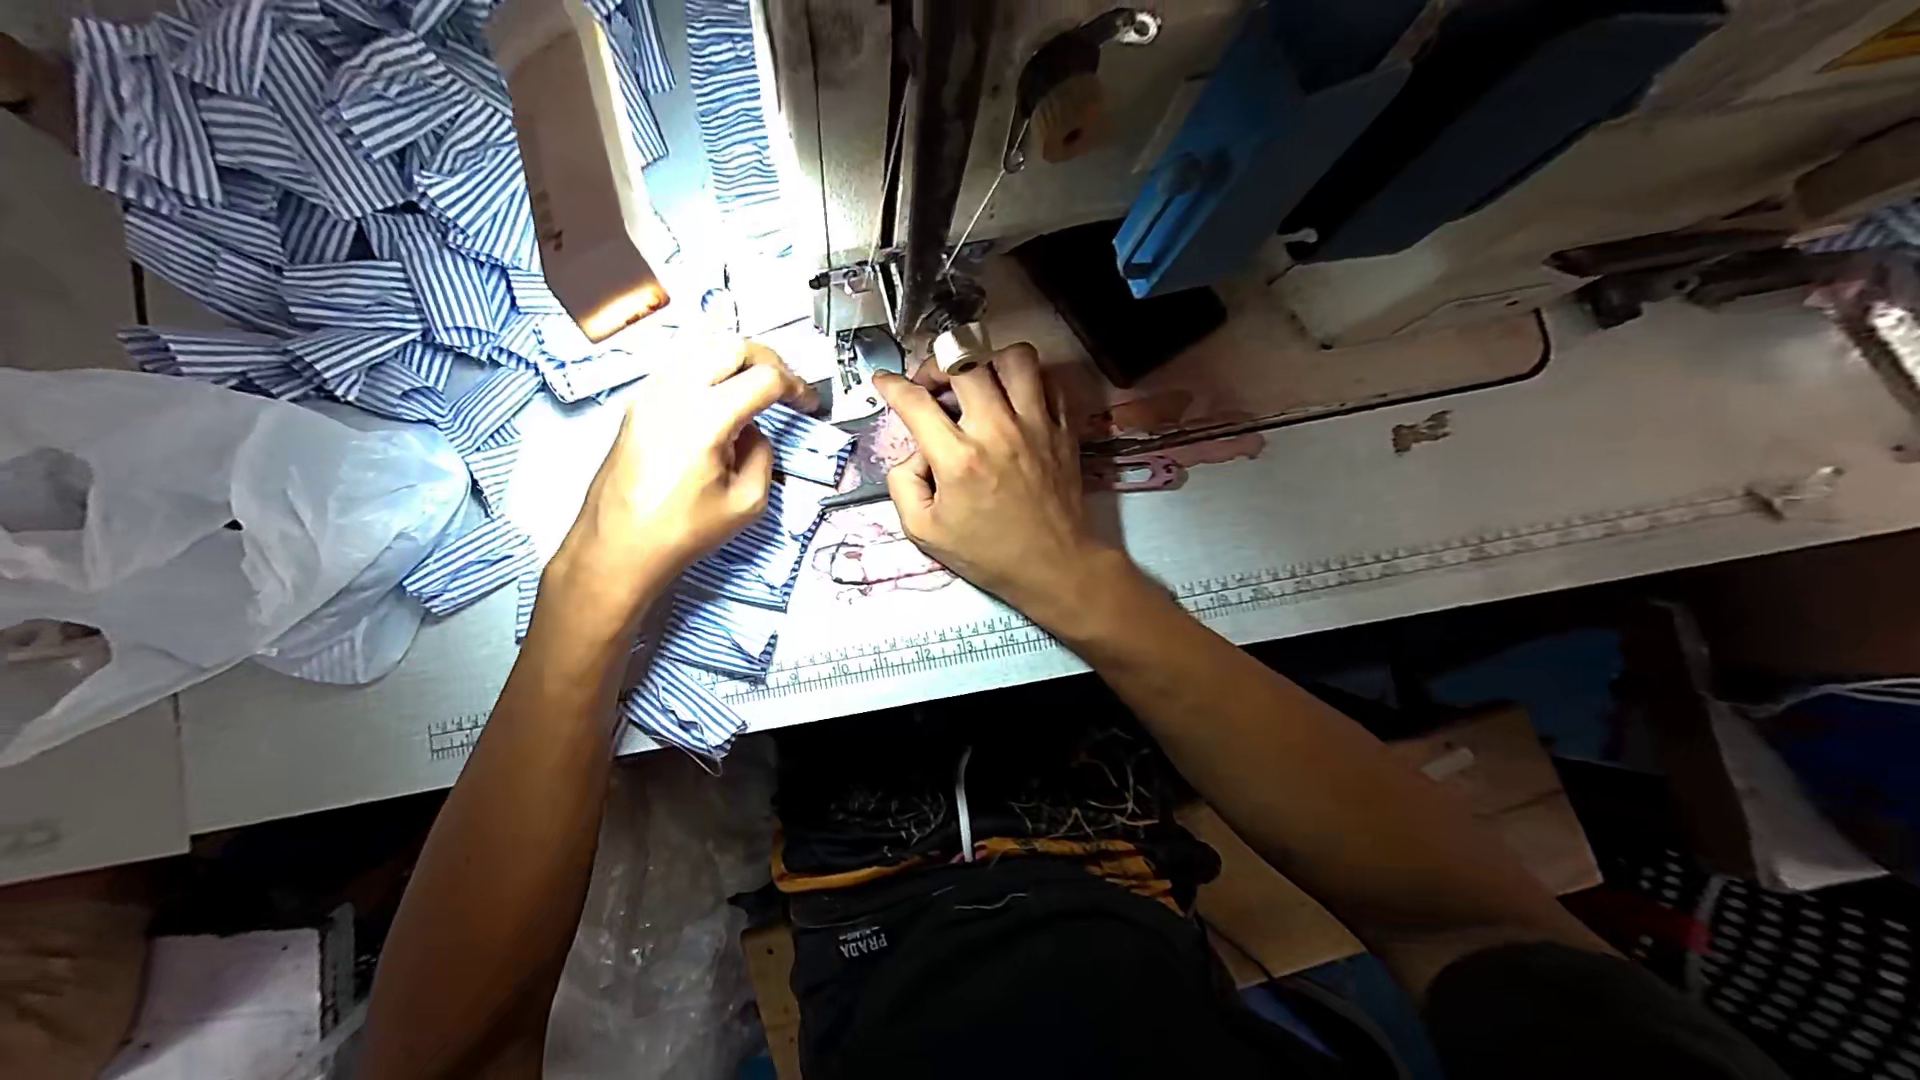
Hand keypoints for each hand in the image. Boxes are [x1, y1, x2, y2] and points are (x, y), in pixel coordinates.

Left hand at [547, 340, 812, 633]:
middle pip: (733, 345)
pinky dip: (708, 364)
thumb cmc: (682, 531)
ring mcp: (650, 391)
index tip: (808, 403)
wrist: (618, 545)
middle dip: (770, 360)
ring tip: (755, 383)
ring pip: (701, 344)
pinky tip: (720, 392)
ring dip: (737, 357)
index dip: (796, 387)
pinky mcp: (637, 400)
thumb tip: (754, 431)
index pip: (764, 378)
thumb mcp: (747, 502)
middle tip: (787, 386)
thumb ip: (762, 455)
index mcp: (706, 419)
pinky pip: (679, 361)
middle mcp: (674, 393)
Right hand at [875, 344, 1130, 625]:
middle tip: (932, 386)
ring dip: (988, 362)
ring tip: (977, 383)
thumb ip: (903, 483)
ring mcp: (1036, 426)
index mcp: (959, 459)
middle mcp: (998, 431)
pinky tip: (1013, 399)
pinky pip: (1049, 381)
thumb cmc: (988, 553)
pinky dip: (1027, 380)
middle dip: (936, 365)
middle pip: (964, 362)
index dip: (892, 385)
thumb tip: (913, 450)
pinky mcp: (1062, 429)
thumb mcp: (924, 531)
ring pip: (1014, 358)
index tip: (885, 383)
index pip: (916, 401)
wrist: (1053, 565)